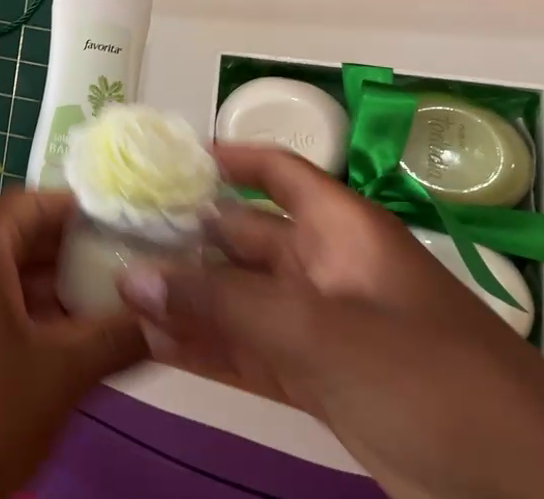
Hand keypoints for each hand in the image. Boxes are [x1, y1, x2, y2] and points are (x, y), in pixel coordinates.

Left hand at [0, 190, 145, 498]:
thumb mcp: (60, 374)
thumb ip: (118, 335)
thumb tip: (166, 315)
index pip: (35, 203)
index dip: (86, 216)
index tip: (133, 234)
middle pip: (15, 236)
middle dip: (71, 258)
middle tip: (130, 282)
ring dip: (45, 290)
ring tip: (104, 317)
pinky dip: (12, 310)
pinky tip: (53, 345)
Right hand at [118, 145, 543, 498]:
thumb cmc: (436, 386)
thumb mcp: (324, 335)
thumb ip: (222, 306)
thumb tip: (129, 274)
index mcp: (343, 233)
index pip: (277, 172)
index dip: (223, 157)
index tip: (156, 159)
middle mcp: (327, 271)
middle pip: (242, 236)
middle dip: (180, 232)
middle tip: (107, 231)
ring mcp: (322, 330)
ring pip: (236, 297)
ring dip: (182, 295)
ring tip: (110, 287)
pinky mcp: (318, 382)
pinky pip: (246, 350)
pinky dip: (202, 345)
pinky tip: (147, 339)